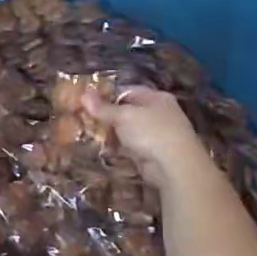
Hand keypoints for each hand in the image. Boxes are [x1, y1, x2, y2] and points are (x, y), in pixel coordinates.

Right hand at [81, 85, 213, 188]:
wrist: (173, 165)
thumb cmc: (150, 132)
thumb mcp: (123, 116)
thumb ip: (102, 107)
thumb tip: (83, 94)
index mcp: (155, 98)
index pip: (125, 91)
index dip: (105, 95)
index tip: (84, 101)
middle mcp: (156, 112)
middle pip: (124, 109)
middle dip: (104, 115)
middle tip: (83, 119)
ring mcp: (153, 131)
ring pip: (123, 127)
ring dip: (107, 132)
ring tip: (88, 134)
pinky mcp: (148, 148)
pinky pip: (126, 143)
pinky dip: (114, 145)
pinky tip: (102, 149)